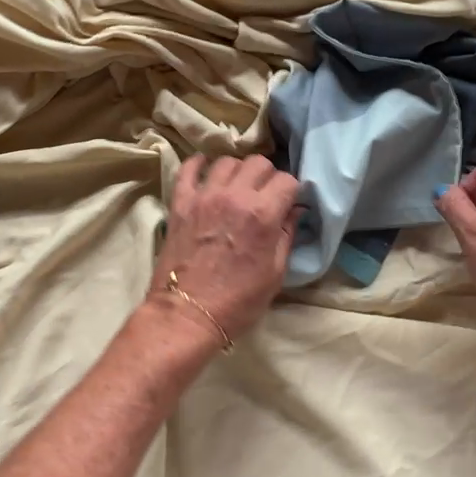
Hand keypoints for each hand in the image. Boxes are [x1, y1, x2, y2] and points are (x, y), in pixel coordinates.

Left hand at [153, 155, 299, 341]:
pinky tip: (206, 171)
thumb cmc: (237, 302)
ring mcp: (204, 196)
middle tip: (265, 195)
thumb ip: (286, 236)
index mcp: (262, 214)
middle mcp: (234, 196)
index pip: (287, 180)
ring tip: (238, 188)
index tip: (289, 203)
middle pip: (259, 163)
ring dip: (238, 171)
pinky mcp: (180, 202)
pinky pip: (188, 168)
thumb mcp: (274, 274)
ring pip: (227, 161)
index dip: (292, 191)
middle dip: (268, 176)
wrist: (187, 315)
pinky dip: (199, 165)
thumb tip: (295, 211)